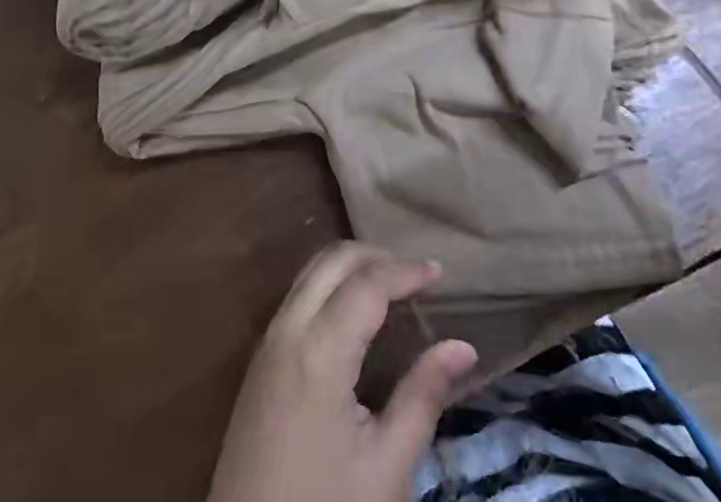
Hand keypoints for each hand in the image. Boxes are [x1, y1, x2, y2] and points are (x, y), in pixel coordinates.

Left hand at [207, 244, 477, 501]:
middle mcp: (285, 333)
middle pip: (329, 262)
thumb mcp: (387, 464)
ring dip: (350, 269)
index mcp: (318, 353)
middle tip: (416, 276)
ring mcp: (265, 347)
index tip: (441, 274)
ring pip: (308, 276)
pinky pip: (295, 300)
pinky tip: (354, 316)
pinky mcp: (257, 366)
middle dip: (375, 256)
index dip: (406, 271)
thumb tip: (463, 346)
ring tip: (392, 288)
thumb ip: (423, 395)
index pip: (366, 284)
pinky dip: (328, 288)